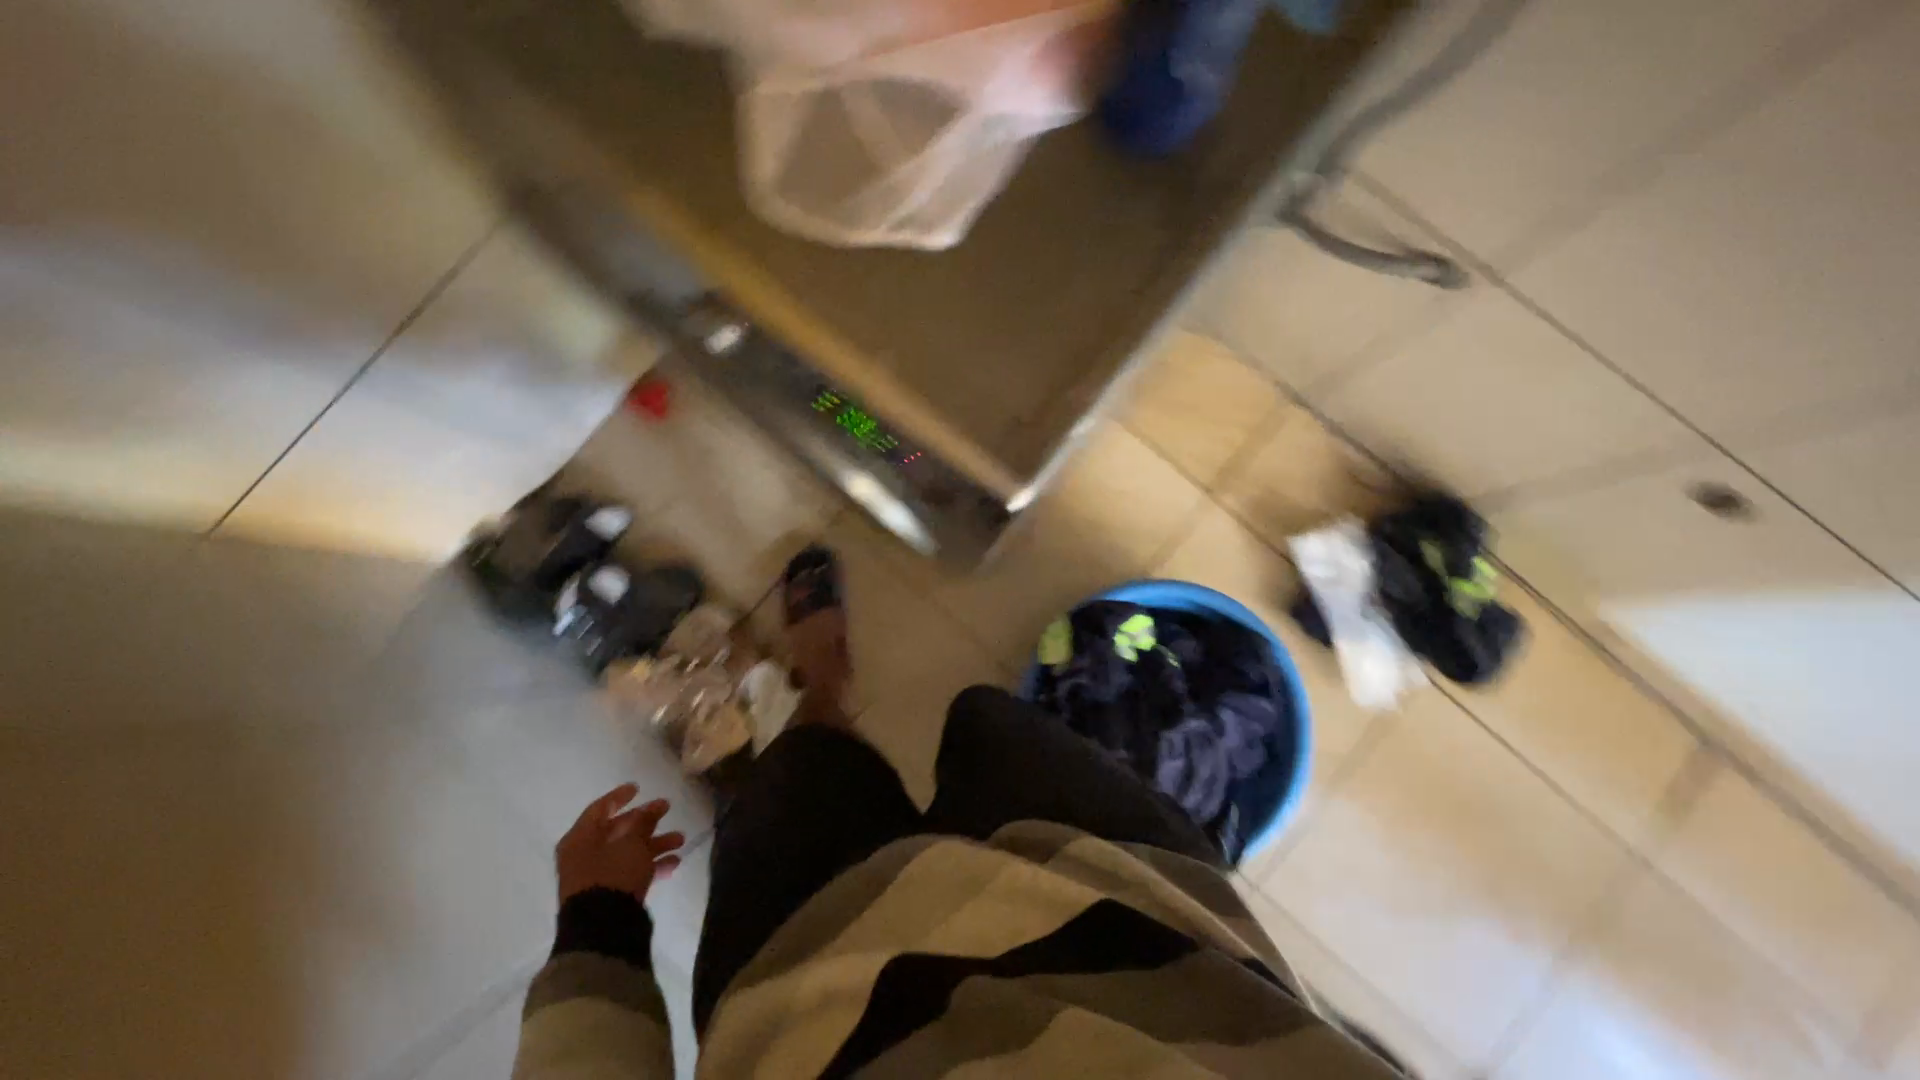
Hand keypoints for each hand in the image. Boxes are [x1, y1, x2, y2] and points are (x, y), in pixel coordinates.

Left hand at [556, 783, 684, 905]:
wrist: (602, 927)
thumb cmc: (612, 873)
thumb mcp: (631, 842)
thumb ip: (643, 820)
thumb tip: (650, 807)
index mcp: (580, 838)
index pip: (599, 809)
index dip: (620, 796)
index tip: (639, 788)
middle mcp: (585, 855)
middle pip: (618, 831)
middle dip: (645, 821)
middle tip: (667, 809)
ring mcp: (597, 876)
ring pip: (628, 852)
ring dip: (654, 844)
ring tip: (680, 840)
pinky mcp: (610, 894)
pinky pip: (631, 872)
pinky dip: (651, 866)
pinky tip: (674, 863)